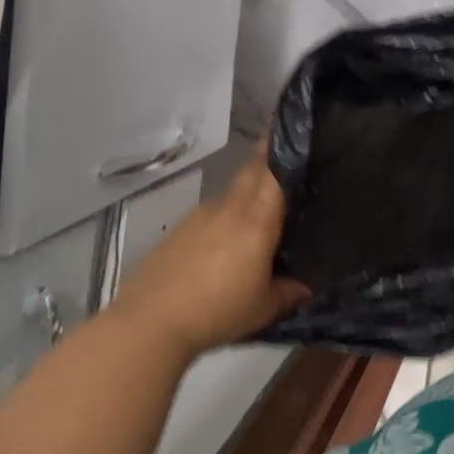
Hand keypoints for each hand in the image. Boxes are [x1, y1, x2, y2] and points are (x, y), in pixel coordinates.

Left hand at [108, 140, 309, 359]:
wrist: (149, 323)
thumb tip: (304, 287)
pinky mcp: (176, 233)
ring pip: (229, 195)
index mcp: (256, 221)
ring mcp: (198, 218)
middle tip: (281, 157)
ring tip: (256, 213)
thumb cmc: (217, 310)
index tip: (288, 130)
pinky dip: (221, 220)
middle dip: (265, 160)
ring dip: (244, 195)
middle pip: (250, 173)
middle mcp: (228, 210)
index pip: (272, 173)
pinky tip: (222, 244)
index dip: (280, 149)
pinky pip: (208, 216)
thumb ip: (288, 293)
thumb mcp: (263, 308)